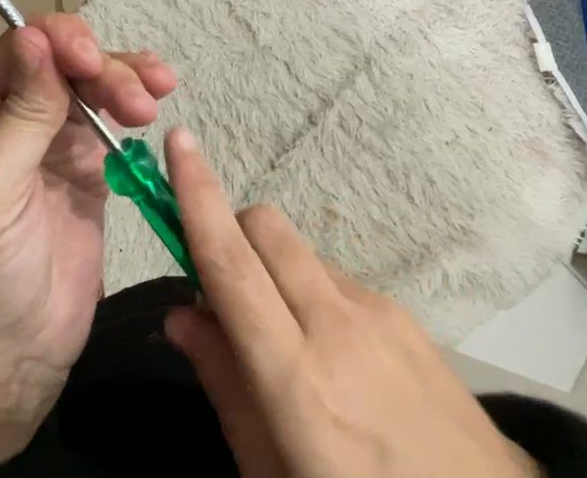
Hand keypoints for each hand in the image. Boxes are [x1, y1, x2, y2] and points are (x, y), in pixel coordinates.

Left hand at [0, 14, 177, 466]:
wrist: (6, 364)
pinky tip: (157, 106)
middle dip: (102, 67)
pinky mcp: (88, 175)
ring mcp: (52, 146)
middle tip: (138, 98)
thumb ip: (19, 117)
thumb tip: (36, 34)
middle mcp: (9, 119)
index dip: (56, 42)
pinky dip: (135, 110)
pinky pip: (112, 128)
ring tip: (158, 93)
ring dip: (126, 80)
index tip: (93, 61)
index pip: (16, 51)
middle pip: (62, 63)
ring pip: (92, 88)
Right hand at [161, 129, 538, 477]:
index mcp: (295, 375)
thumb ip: (224, 385)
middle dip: (228, 231)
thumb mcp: (270, 473)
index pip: (231, 264)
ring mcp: (380, 315)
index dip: (197, 199)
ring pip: (300, 253)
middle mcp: (337, 326)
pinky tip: (330, 355)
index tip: (179, 141)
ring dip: (269, 270)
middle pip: (265, 230)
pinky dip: (308, 292)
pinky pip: (336, 279)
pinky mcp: (407, 316)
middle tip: (217, 290)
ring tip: (279, 340)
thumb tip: (181, 314)